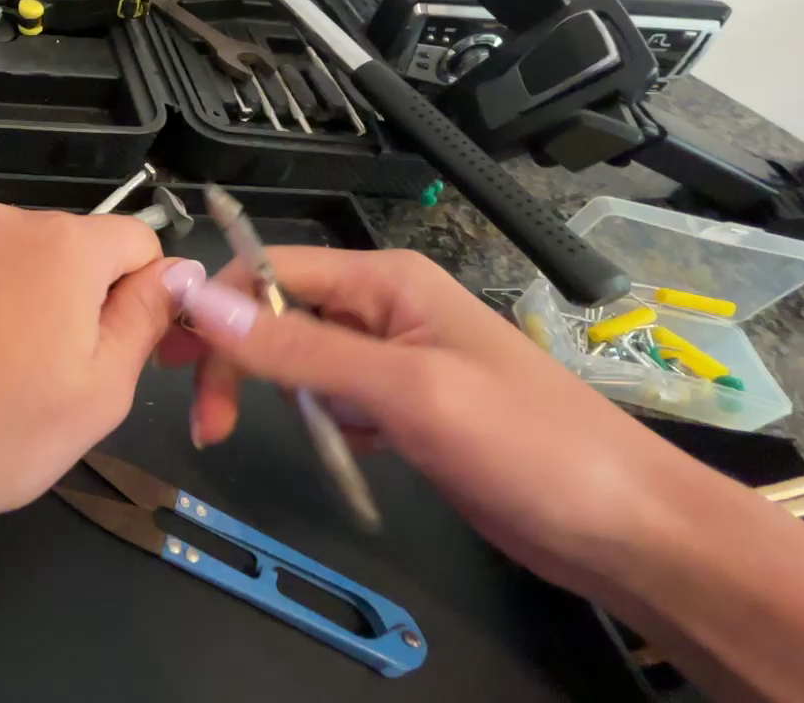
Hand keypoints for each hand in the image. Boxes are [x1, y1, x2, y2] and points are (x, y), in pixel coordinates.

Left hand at [0, 204, 182, 538]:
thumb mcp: (101, 388)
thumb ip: (145, 319)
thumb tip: (174, 275)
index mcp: (64, 242)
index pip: (141, 241)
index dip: (151, 295)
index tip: (135, 353)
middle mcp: (7, 224)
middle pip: (82, 251)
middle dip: (93, 303)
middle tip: (71, 379)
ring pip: (30, 269)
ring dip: (41, 311)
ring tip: (13, 383)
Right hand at [159, 249, 710, 592]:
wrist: (630, 534)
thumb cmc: (528, 445)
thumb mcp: (403, 390)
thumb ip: (297, 347)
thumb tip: (201, 303)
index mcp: (382, 280)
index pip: (267, 270)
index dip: (214, 305)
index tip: (172, 355)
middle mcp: (377, 306)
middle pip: (271, 314)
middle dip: (233, 360)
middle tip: (206, 419)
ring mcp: (386, 355)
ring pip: (292, 357)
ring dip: (272, 393)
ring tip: (274, 434)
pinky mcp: (394, 401)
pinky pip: (324, 395)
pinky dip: (315, 419)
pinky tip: (342, 446)